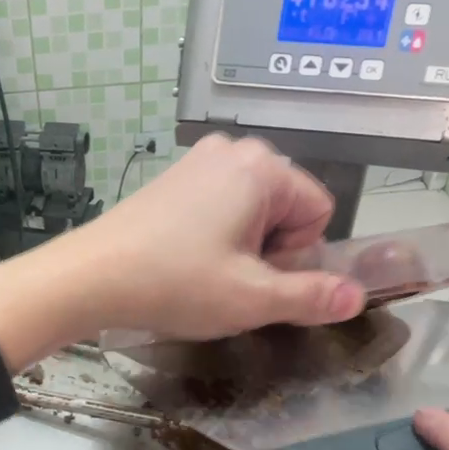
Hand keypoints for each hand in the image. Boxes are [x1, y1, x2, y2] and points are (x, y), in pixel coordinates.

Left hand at [0, 135, 366, 368]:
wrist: (90, 278)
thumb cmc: (175, 284)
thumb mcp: (251, 299)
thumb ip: (311, 297)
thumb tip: (358, 298)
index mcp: (263, 167)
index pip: (320, 212)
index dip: (297, 257)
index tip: (256, 280)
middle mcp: (234, 150)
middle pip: (286, 209)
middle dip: (269, 251)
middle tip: (228, 282)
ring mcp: (198, 161)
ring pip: (251, 213)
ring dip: (241, 250)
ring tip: (203, 276)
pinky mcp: (172, 181)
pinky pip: (218, 209)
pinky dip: (212, 239)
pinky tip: (183, 263)